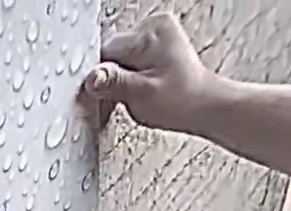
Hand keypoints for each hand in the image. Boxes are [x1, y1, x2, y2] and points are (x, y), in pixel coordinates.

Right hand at [79, 13, 225, 134]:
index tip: (98, 98)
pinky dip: (121, 80)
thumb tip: (90, 77)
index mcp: (150, 34)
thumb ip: (113, 83)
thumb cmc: (178, 100)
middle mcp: (152, 27)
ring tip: (125, 97)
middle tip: (115, 100)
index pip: (105, 53)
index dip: (97, 79)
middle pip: (108, 55)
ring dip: (112, 82)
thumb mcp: (140, 93)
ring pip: (115, 60)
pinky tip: (129, 91)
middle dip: (105, 81)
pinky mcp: (152, 46)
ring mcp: (153, 35)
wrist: (200, 104)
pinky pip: (124, 62)